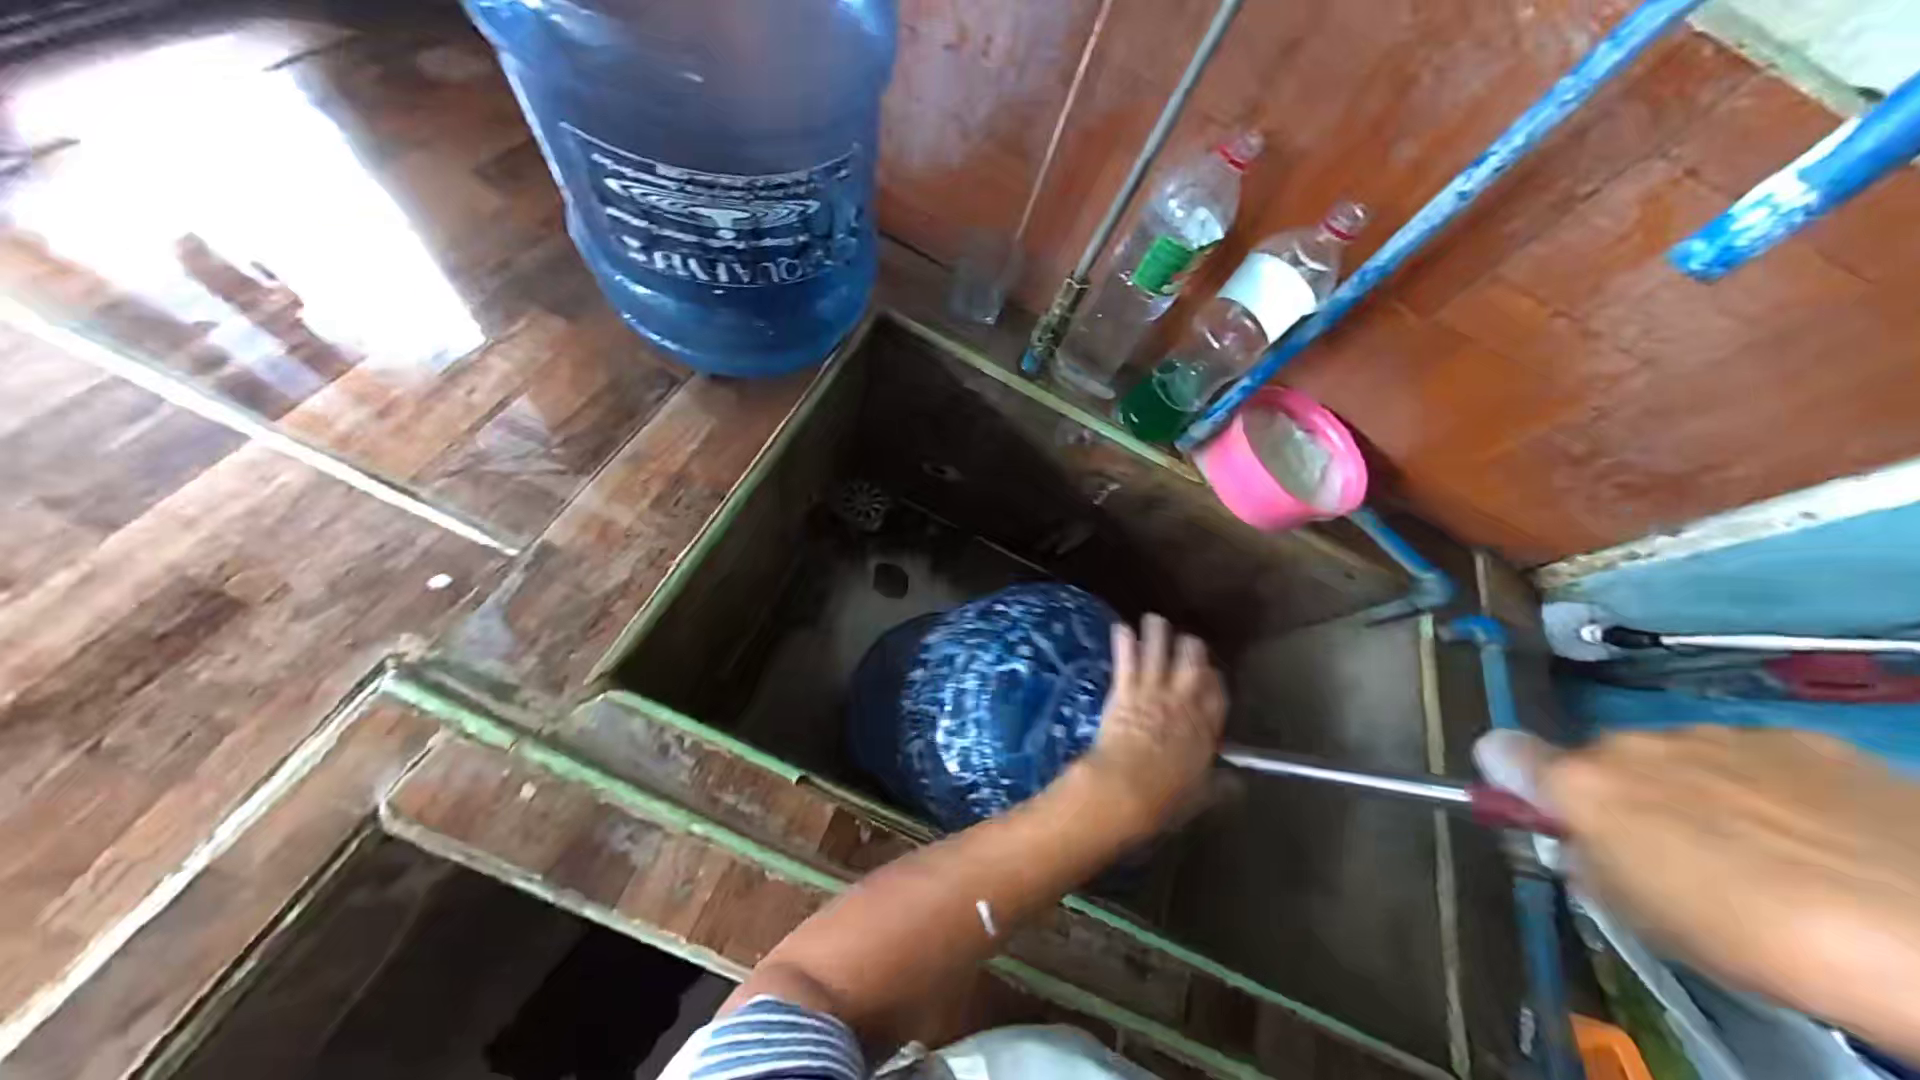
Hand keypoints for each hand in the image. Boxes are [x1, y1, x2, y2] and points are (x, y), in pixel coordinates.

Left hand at [1074, 614, 1226, 837]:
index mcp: (1204, 729)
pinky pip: (1127, 661)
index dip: (1215, 681)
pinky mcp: (1125, 691)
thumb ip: (1219, 786)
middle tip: (1188, 638)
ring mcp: (1153, 693)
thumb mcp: (1200, 796)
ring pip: (1159, 656)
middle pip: (1192, 666)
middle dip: (1191, 650)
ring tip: (1155, 618)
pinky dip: (1124, 643)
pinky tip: (1121, 627)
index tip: (1213, 673)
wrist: (1127, 787)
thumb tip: (1238, 785)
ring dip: (1158, 635)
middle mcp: (1182, 704)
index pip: (1216, 696)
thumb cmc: (1164, 797)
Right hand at [1490, 727, 1919, 1058]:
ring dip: (1694, 791)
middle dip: (1621, 796)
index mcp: (1581, 784)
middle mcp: (1633, 743)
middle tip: (1669, 853)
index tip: (1542, 811)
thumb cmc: (1751, 935)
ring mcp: (1717, 735)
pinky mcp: (1802, 739)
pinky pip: (1754, 758)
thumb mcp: (1638, 914)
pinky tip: (1817, 837)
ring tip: (1763, 852)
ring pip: (1679, 758)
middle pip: (1602, 760)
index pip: (1500, 752)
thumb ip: (1584, 859)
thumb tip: (1577, 839)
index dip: (1514, 780)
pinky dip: (1766, 788)